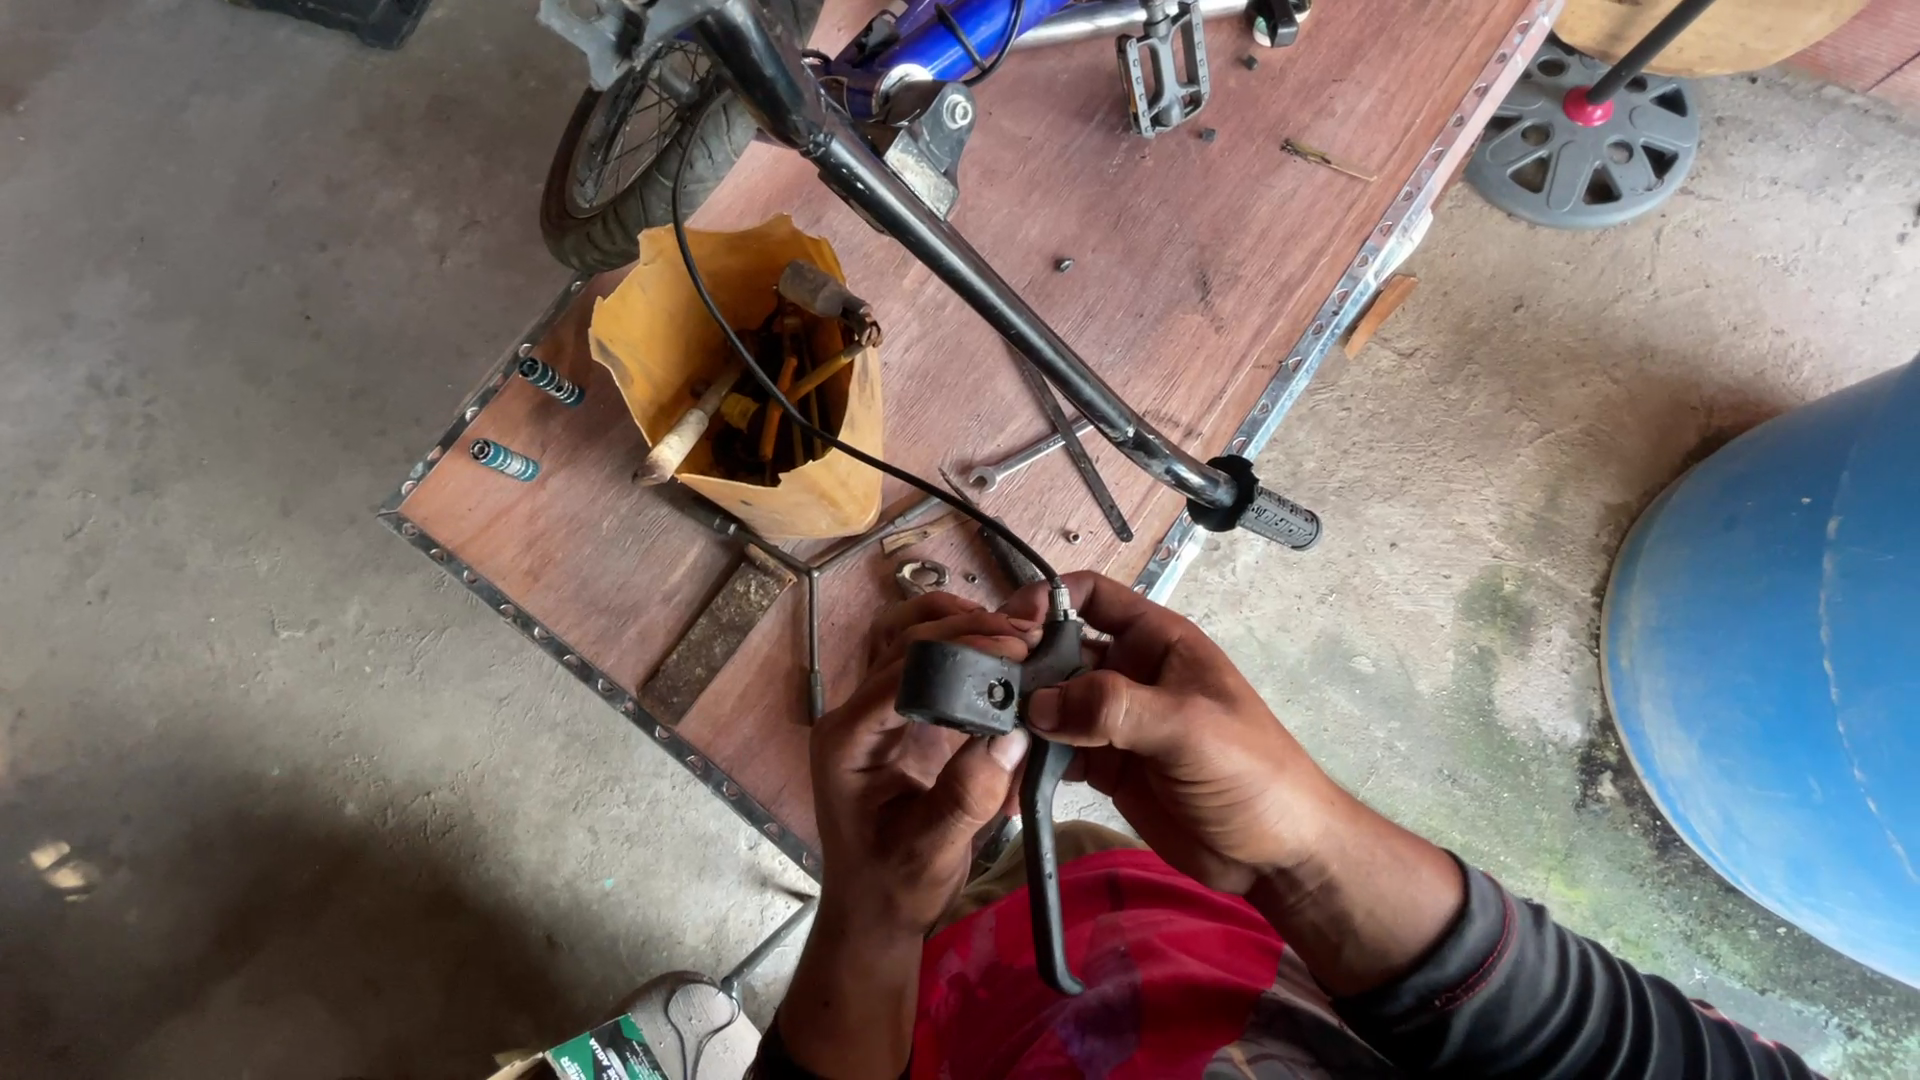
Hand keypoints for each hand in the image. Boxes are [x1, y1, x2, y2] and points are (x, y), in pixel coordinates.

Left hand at [779, 593, 1034, 1079]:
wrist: (875, 908)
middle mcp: (853, 713)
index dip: (957, 652)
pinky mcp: (895, 713)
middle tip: (1019, 632)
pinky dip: (952, 640)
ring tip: (1006, 626)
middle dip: (959, 626)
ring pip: (899, 635)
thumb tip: (1014, 732)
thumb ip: (969, 794)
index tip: (1012, 648)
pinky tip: (991, 644)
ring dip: (950, 620)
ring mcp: (871, 710)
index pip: (900, 672)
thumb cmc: (894, 886)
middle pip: (896, 639)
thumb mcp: (933, 850)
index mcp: (849, 740)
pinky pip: (917, 658)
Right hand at [1003, 572, 1463, 995]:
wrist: (1276, 855)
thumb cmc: (1249, 772)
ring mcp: (1114, 719)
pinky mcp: (1104, 763)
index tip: (1009, 626)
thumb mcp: (1187, 728)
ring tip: (987, 730)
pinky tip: (1009, 769)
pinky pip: (1057, 749)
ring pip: (1052, 701)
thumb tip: (1038, 706)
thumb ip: (1114, 708)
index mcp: (1155, 641)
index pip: (1092, 597)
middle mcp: (1128, 671)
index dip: (1048, 600)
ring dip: (1022, 712)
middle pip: (1060, 649)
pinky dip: (1033, 755)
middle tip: (985, 688)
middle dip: (1023, 662)